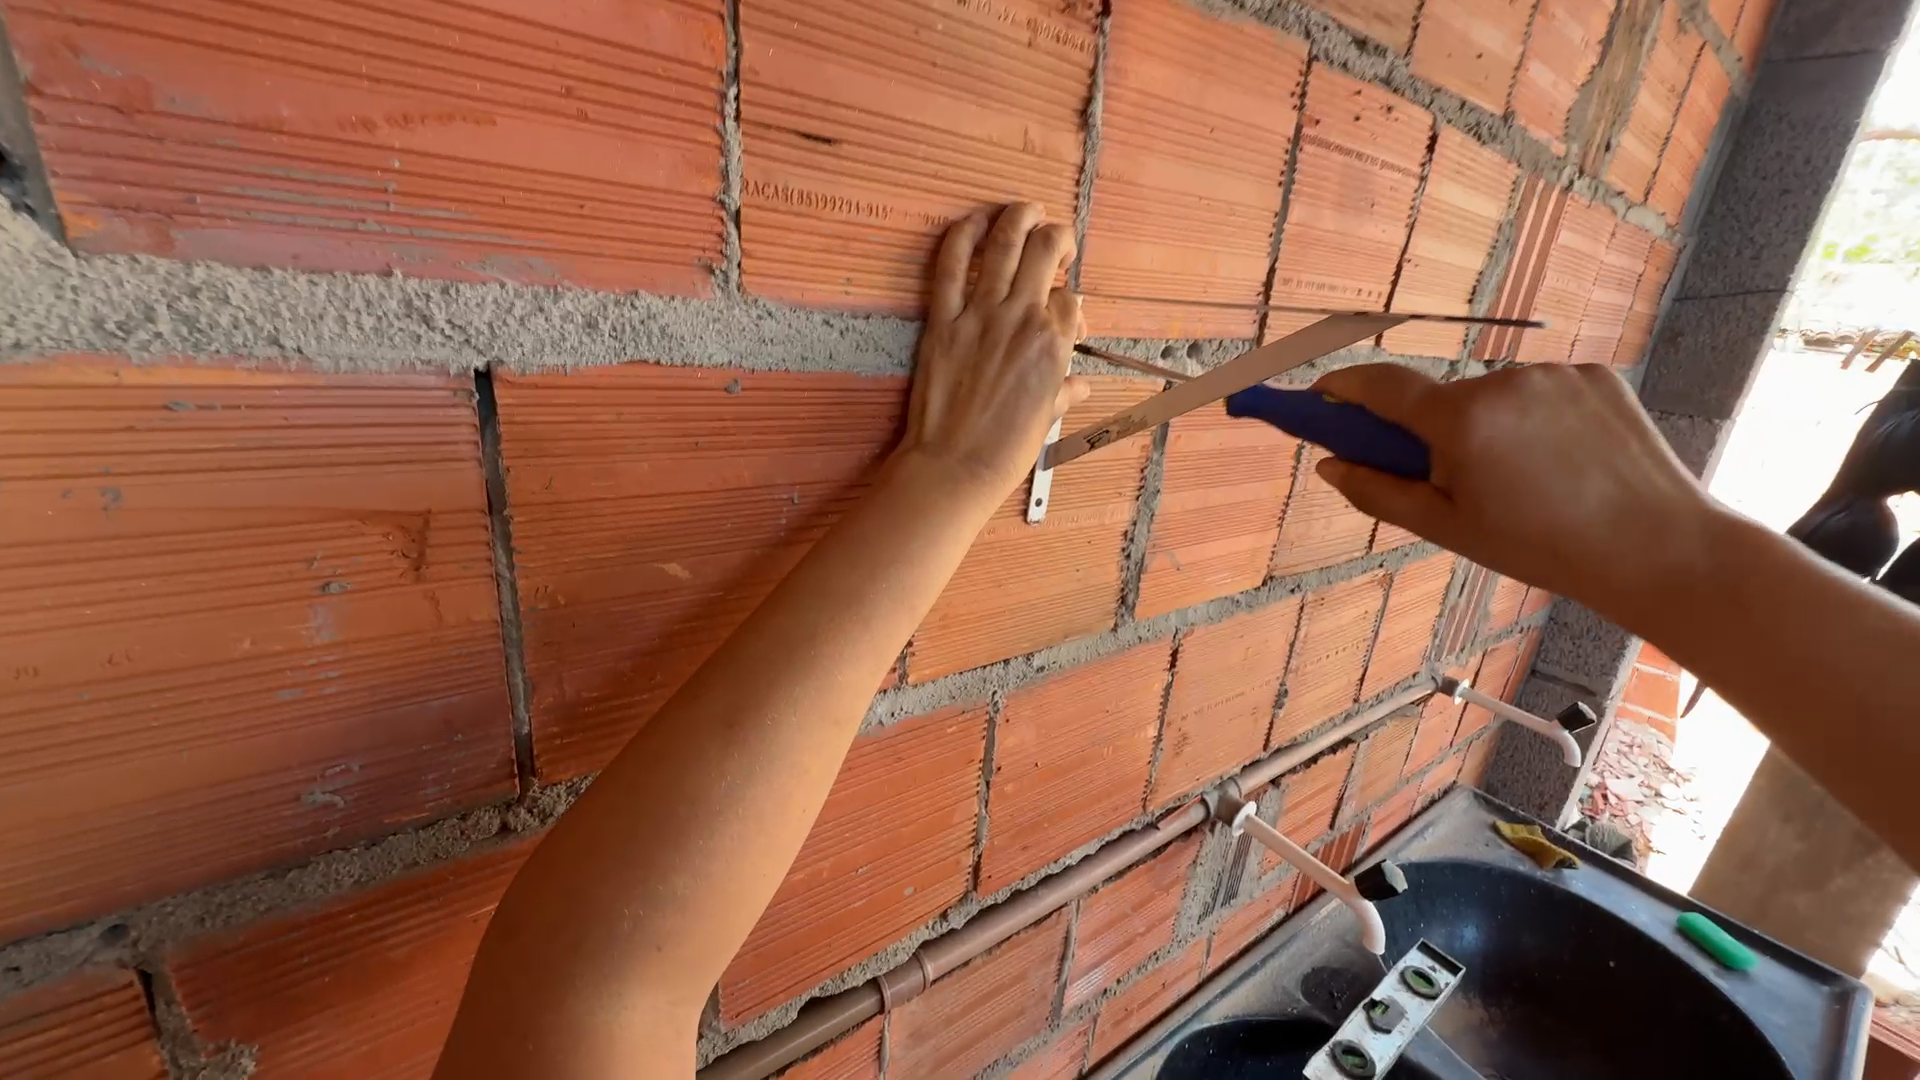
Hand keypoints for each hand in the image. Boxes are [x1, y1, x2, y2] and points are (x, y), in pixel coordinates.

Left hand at [896, 203, 1089, 498]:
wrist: (956, 467)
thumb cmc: (1004, 451)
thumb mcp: (1045, 420)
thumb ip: (1063, 392)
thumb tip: (1080, 385)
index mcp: (1055, 346)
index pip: (1070, 297)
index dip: (1069, 295)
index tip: (1060, 302)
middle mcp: (1023, 320)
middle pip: (1046, 251)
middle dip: (1056, 234)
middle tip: (1052, 235)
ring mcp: (981, 316)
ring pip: (1005, 243)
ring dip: (1019, 216)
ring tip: (1025, 209)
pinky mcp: (943, 320)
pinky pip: (951, 264)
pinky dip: (962, 235)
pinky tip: (973, 221)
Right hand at [1309, 363, 1727, 620]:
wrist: (1661, 548)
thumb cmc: (1536, 546)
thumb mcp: (1443, 527)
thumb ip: (1376, 491)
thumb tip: (1328, 466)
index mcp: (1460, 420)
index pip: (1380, 386)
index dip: (1341, 387)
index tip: (1319, 396)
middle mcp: (1503, 381)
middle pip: (1438, 399)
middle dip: (1429, 429)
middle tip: (1450, 479)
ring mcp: (1554, 373)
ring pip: (1489, 396)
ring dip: (1483, 425)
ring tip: (1519, 477)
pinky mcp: (1596, 375)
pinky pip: (1536, 391)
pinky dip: (1529, 418)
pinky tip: (1556, 459)